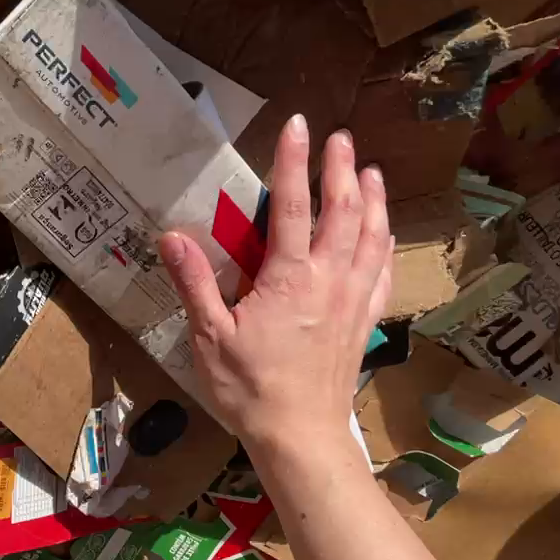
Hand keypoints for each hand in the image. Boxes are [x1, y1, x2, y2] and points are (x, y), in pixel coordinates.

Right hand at [159, 115, 391, 464]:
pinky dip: (386, 244)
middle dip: (342, 170)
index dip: (293, 164)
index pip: (293, 207)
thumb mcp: (208, 336)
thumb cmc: (248, 387)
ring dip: (372, 199)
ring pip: (372, 235)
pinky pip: (384, 271)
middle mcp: (330, 279)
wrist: (299, 433)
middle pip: (344, 212)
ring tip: (371, 172)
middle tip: (341, 139)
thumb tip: (173, 237)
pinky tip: (384, 234)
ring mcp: (354, 299)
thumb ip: (194, 283)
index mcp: (290, 278)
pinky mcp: (364, 321)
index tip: (297, 125)